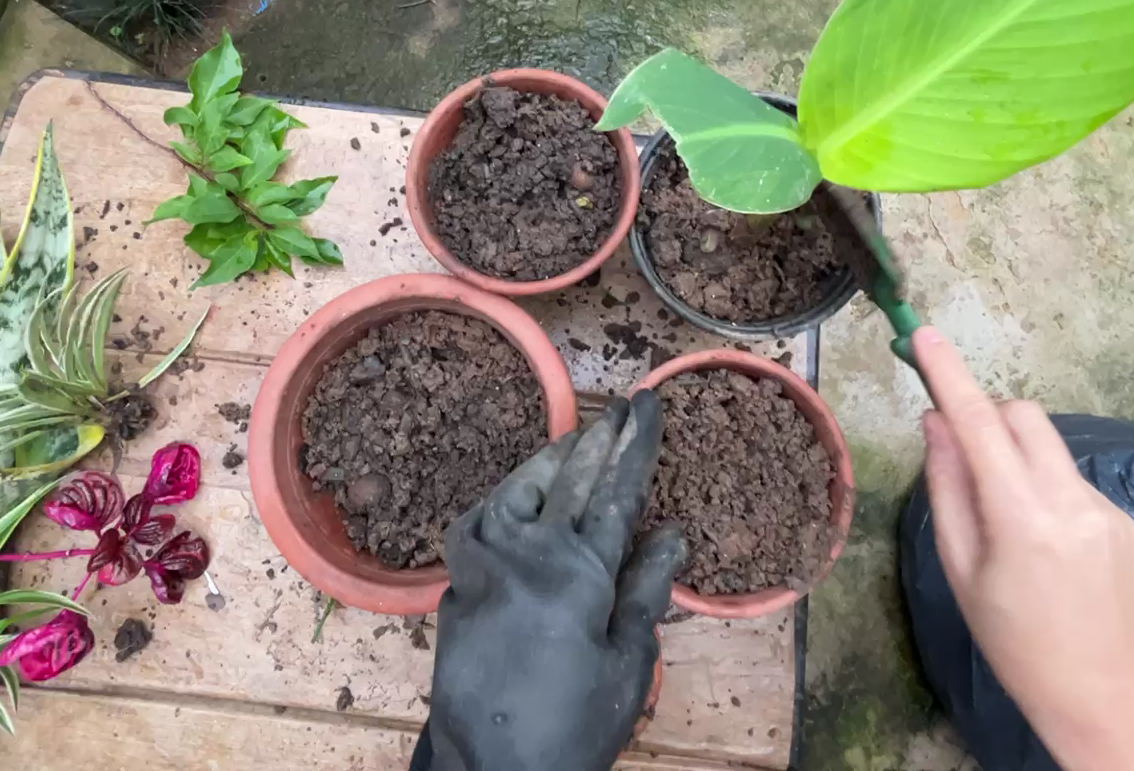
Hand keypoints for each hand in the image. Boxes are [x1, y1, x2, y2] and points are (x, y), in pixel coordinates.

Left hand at [413, 392, 684, 770]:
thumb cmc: (571, 726)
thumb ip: (645, 592)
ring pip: (524, 485)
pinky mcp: (459, 576)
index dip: (638, 447)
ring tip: (579, 435)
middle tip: (621, 406)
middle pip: (576, 478)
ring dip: (555, 456)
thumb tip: (674, 534)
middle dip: (603, 438)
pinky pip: (479, 517)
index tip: (648, 406)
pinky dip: (502, 495)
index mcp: (583, 572)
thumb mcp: (627, 669)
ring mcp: (489, 558)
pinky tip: (517, 490)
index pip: (620, 493)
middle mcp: (533, 550)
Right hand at [913, 327, 1133, 770]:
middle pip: (1022, 415)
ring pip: (1046, 442)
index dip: (949, 374)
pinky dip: (1038, 479)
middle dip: (985, 411)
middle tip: (959, 447)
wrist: (1105, 699)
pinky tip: (1039, 536)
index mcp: (1022, 518)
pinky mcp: (1123, 517)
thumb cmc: (1012, 639)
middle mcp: (1071, 500)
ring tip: (1000, 509)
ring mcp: (1106, 507)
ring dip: (1011, 447)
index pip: (979, 424)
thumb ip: (946, 485)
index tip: (924, 334)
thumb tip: (934, 421)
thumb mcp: (959, 566)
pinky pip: (1067, 473)